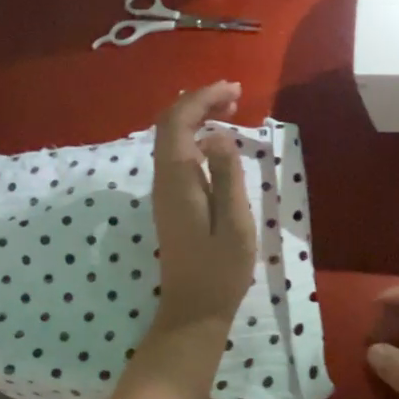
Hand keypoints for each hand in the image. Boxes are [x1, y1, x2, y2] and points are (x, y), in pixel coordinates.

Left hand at [150, 82, 256, 336]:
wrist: (193, 310)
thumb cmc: (221, 270)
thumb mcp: (235, 223)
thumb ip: (227, 175)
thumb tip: (216, 135)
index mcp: (178, 180)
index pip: (178, 121)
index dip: (201, 98)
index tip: (233, 88)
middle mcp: (163, 179)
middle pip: (169, 124)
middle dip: (198, 101)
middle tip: (235, 95)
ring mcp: (163, 191)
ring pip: (170, 138)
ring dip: (195, 116)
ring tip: (230, 109)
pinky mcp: (169, 201)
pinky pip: (175, 154)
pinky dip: (194, 135)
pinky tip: (216, 140)